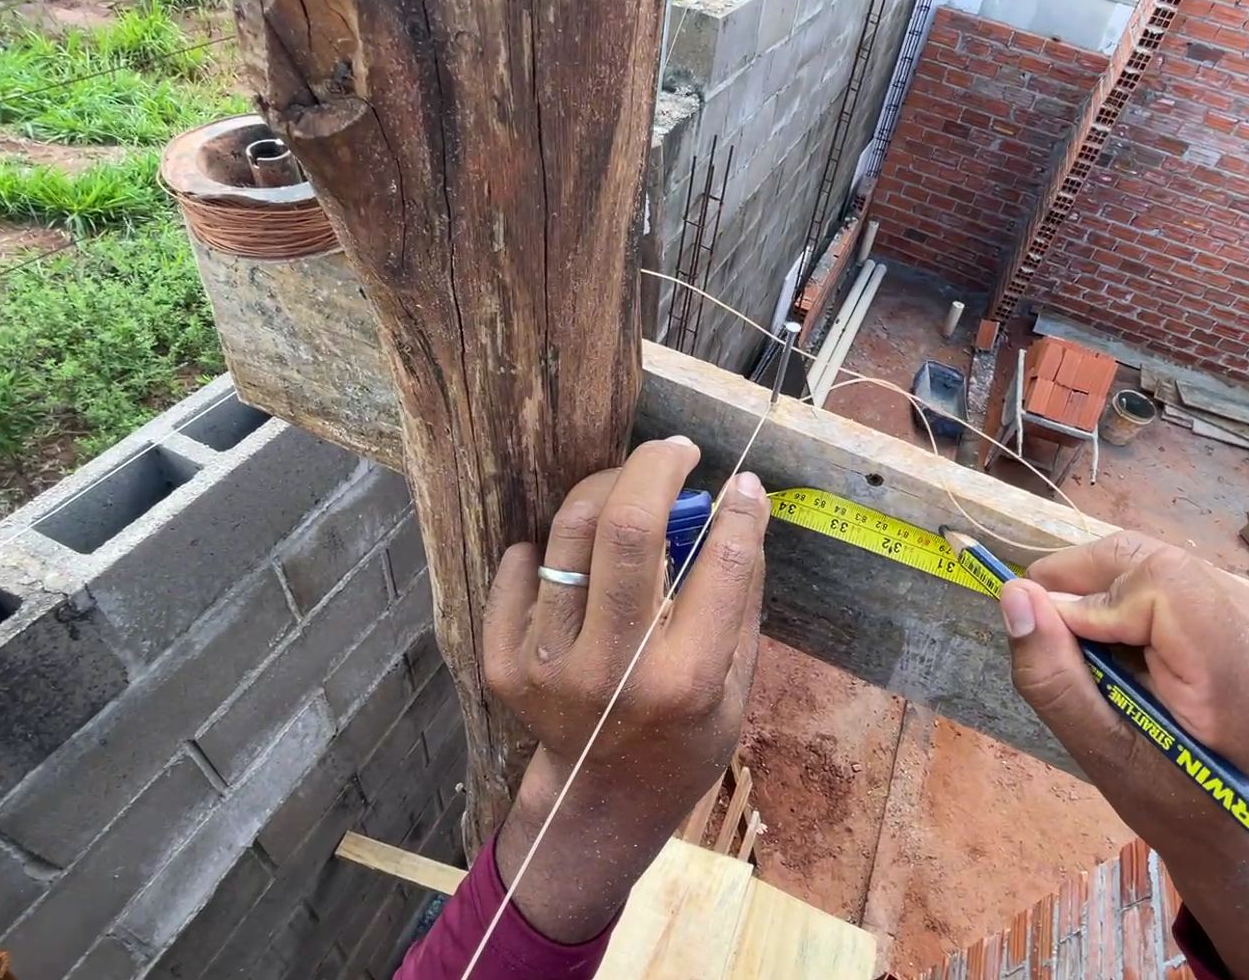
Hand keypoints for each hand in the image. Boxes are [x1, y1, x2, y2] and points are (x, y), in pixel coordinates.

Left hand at [482, 437, 768, 941]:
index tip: (742, 483)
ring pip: (569, 532)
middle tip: (675, 450)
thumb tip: (741, 502)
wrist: (602, 799)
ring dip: (606, 489)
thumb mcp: (738, 680)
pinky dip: (552, 544)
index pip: (720, 565)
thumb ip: (739, 593)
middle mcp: (612, 669)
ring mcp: (549, 664)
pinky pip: (523, 565)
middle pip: (625, 529)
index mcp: (686, 680)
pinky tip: (576, 560)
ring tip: (629, 489)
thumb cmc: (686, 736)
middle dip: (655, 466)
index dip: (738, 510)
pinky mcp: (505, 661)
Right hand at [1000, 532, 1248, 978]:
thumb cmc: (1169, 800)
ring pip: (1158, 558)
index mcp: (1237, 686)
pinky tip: (1125, 635)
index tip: (1058, 635)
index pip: (1163, 585)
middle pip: (1155, 560)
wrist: (1246, 828)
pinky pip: (1175, 571)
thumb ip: (1051, 674)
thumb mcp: (1096, 751)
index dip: (1094, 599)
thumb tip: (1015, 593)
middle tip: (1052, 624)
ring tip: (1089, 637)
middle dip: (1085, 580)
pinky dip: (1130, 590)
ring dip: (1104, 585)